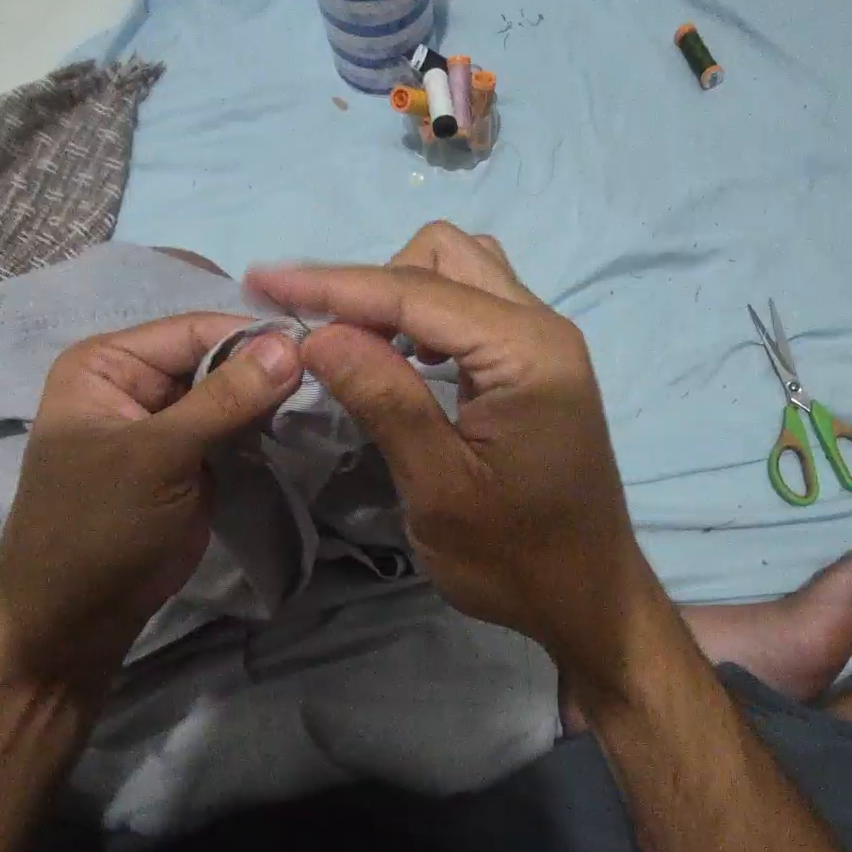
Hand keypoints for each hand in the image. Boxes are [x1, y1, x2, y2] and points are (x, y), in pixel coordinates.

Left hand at [0, 313, 300, 686]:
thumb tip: (291, 346)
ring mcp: (169, 420)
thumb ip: (224, 399)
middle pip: (217, 357)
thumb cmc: (100, 527)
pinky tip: (300, 424)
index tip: (317, 347)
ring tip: (322, 398)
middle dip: (267, 368)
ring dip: (272, 397)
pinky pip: (238, 426)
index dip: (254, 336)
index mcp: (109, 364)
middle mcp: (139, 381)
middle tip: (328, 376)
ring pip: (233, 392)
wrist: (82, 614)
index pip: (194, 330)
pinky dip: (266, 426)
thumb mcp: (157, 456)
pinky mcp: (195, 455)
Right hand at [247, 223, 674, 696]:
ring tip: (362, 346)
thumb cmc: (516, 557)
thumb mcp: (439, 487)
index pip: (416, 292)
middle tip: (325, 334)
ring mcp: (546, 344)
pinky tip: (406, 361)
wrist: (587, 596)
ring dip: (404, 294)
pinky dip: (429, 318)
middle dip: (375, 282)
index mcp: (527, 352)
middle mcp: (543, 328)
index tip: (263, 281)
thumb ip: (384, 400)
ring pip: (464, 272)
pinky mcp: (539, 365)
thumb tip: (317, 332)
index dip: (334, 285)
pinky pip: (476, 308)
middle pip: (448, 255)